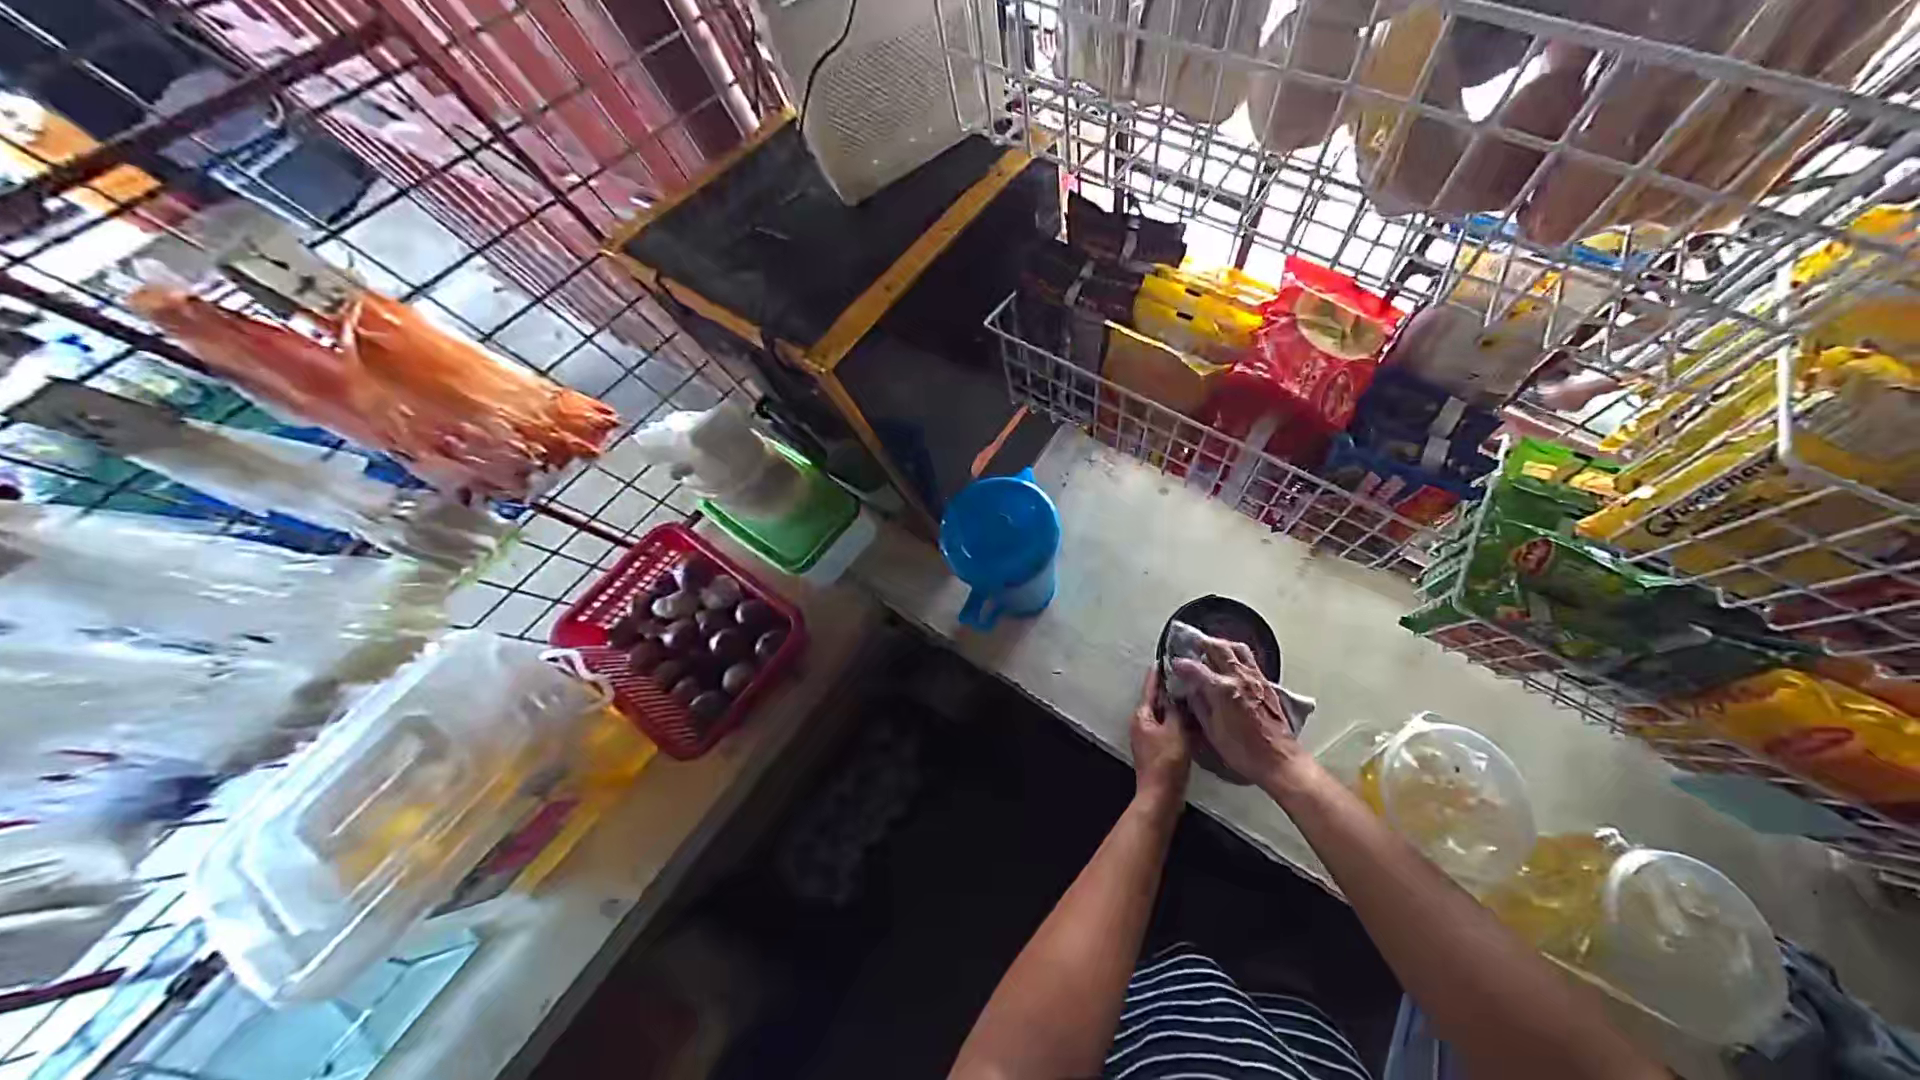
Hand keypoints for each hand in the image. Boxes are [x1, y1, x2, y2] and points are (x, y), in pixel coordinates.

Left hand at [1129, 669, 1188, 805]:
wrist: (1161, 796)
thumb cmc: (1167, 761)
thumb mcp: (1175, 730)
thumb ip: (1177, 709)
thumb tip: (1177, 692)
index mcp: (1142, 715)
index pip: (1150, 687)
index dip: (1159, 673)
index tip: (1167, 657)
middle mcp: (1142, 723)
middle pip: (1158, 701)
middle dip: (1171, 689)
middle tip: (1188, 674)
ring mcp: (1149, 737)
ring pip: (1165, 715)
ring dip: (1177, 706)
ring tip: (1194, 693)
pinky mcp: (1159, 749)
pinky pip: (1170, 729)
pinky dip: (1180, 722)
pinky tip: (1194, 720)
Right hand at [1169, 637, 1310, 791]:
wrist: (1278, 760)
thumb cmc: (1246, 752)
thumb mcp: (1212, 731)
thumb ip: (1199, 705)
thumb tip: (1191, 692)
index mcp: (1223, 690)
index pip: (1196, 668)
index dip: (1182, 665)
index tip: (1175, 665)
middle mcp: (1240, 679)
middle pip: (1219, 649)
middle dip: (1203, 644)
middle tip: (1192, 645)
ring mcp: (1255, 680)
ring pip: (1238, 649)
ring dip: (1222, 645)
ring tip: (1212, 647)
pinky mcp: (1267, 685)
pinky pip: (1250, 660)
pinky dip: (1237, 655)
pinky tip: (1232, 661)